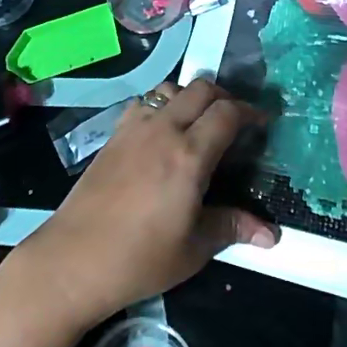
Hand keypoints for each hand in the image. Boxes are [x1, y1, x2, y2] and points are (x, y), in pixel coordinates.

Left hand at [12, 80, 278, 329]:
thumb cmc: (141, 257)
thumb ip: (231, 227)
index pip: (227, 112)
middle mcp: (162, 130)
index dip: (250, 112)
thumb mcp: (194, 248)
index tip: (261, 125)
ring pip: (169, 89)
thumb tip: (271, 234)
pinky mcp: (112, 136)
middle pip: (200, 89)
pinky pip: (143, 103)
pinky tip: (162, 133)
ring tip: (199, 123)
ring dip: (190, 96)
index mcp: (189, 155)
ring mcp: (133, 129)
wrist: (75, 257)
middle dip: (224, 97)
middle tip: (235, 121)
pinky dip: (161, 105)